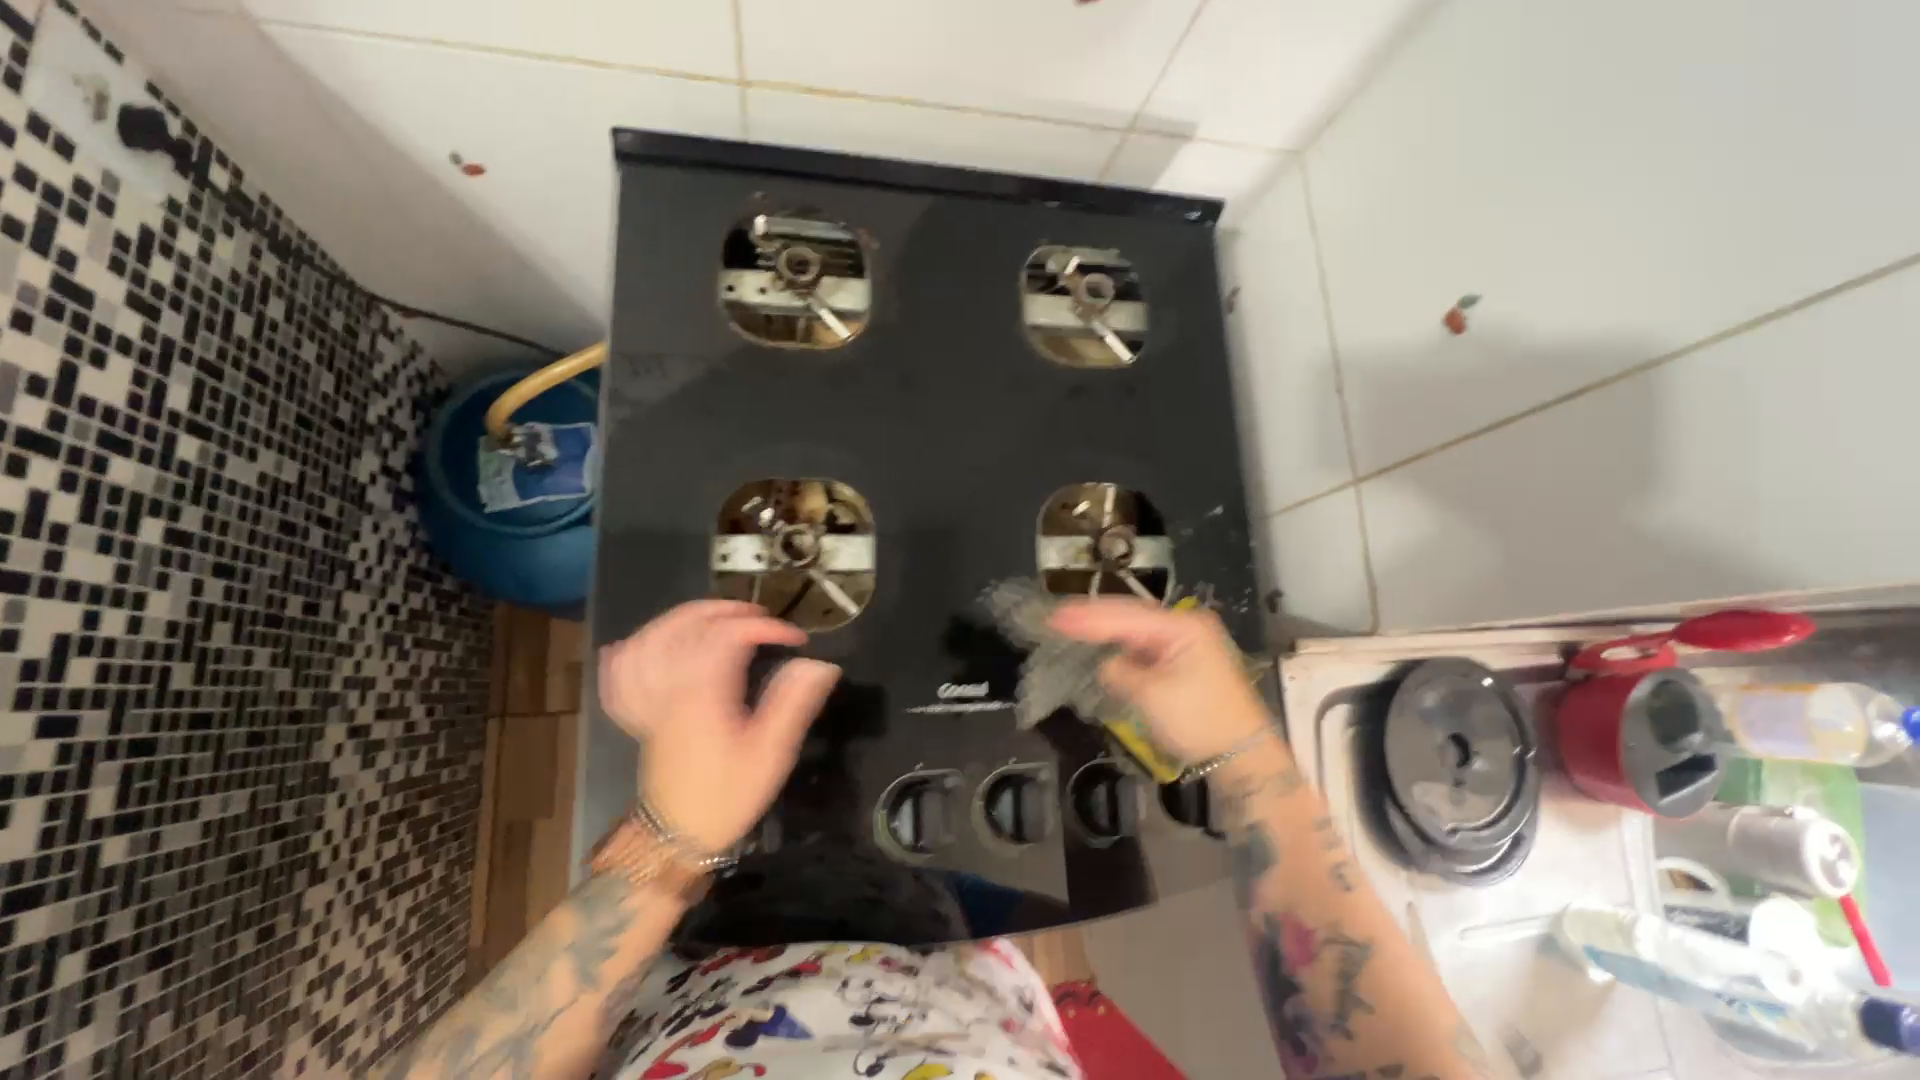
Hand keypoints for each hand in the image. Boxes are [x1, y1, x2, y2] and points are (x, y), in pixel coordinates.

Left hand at [599, 600, 841, 852]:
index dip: (765, 626)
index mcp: (703, 693)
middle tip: (758, 617)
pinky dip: (628, 654)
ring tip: (712, 618)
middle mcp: (670, 688)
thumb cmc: (728, 795)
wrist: (676, 839)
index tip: (796, 639)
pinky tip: (633, 644)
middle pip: (685, 626)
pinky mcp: (640, 717)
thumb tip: (819, 664)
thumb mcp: (771, 752)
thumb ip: (793, 703)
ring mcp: (649, 702)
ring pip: (651, 641)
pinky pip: (622, 677)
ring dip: (681, 620)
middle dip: (723, 610)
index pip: (729, 634)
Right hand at [1049, 598, 1272, 761]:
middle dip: (1093, 617)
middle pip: (1131, 615)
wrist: (1243, 755)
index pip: (1125, 616)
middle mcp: (1186, 627)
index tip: (1053, 617)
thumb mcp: (1151, 697)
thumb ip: (1120, 672)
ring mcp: (1187, 644)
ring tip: (1070, 627)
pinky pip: (1144, 646)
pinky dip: (1120, 646)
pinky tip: (1100, 646)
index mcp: (1182, 628)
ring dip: (1105, 629)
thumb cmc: (1199, 722)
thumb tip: (1106, 665)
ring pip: (1136, 629)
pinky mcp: (1184, 662)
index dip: (1086, 618)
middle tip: (1055, 618)